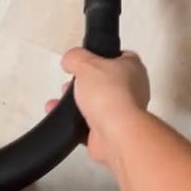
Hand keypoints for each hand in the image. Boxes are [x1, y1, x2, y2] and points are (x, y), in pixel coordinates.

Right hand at [54, 48, 150, 168]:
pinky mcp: (112, 131)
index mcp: (133, 68)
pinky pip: (89, 123)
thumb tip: (69, 60)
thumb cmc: (106, 91)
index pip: (118, 57)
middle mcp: (133, 89)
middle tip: (67, 85)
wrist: (115, 133)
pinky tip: (58, 117)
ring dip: (75, 103)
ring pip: (95, 103)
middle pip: (103, 81)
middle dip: (82, 83)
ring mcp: (123, 112)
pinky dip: (74, 121)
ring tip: (57, 102)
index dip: (100, 57)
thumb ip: (75, 57)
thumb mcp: (86, 63)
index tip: (82, 62)